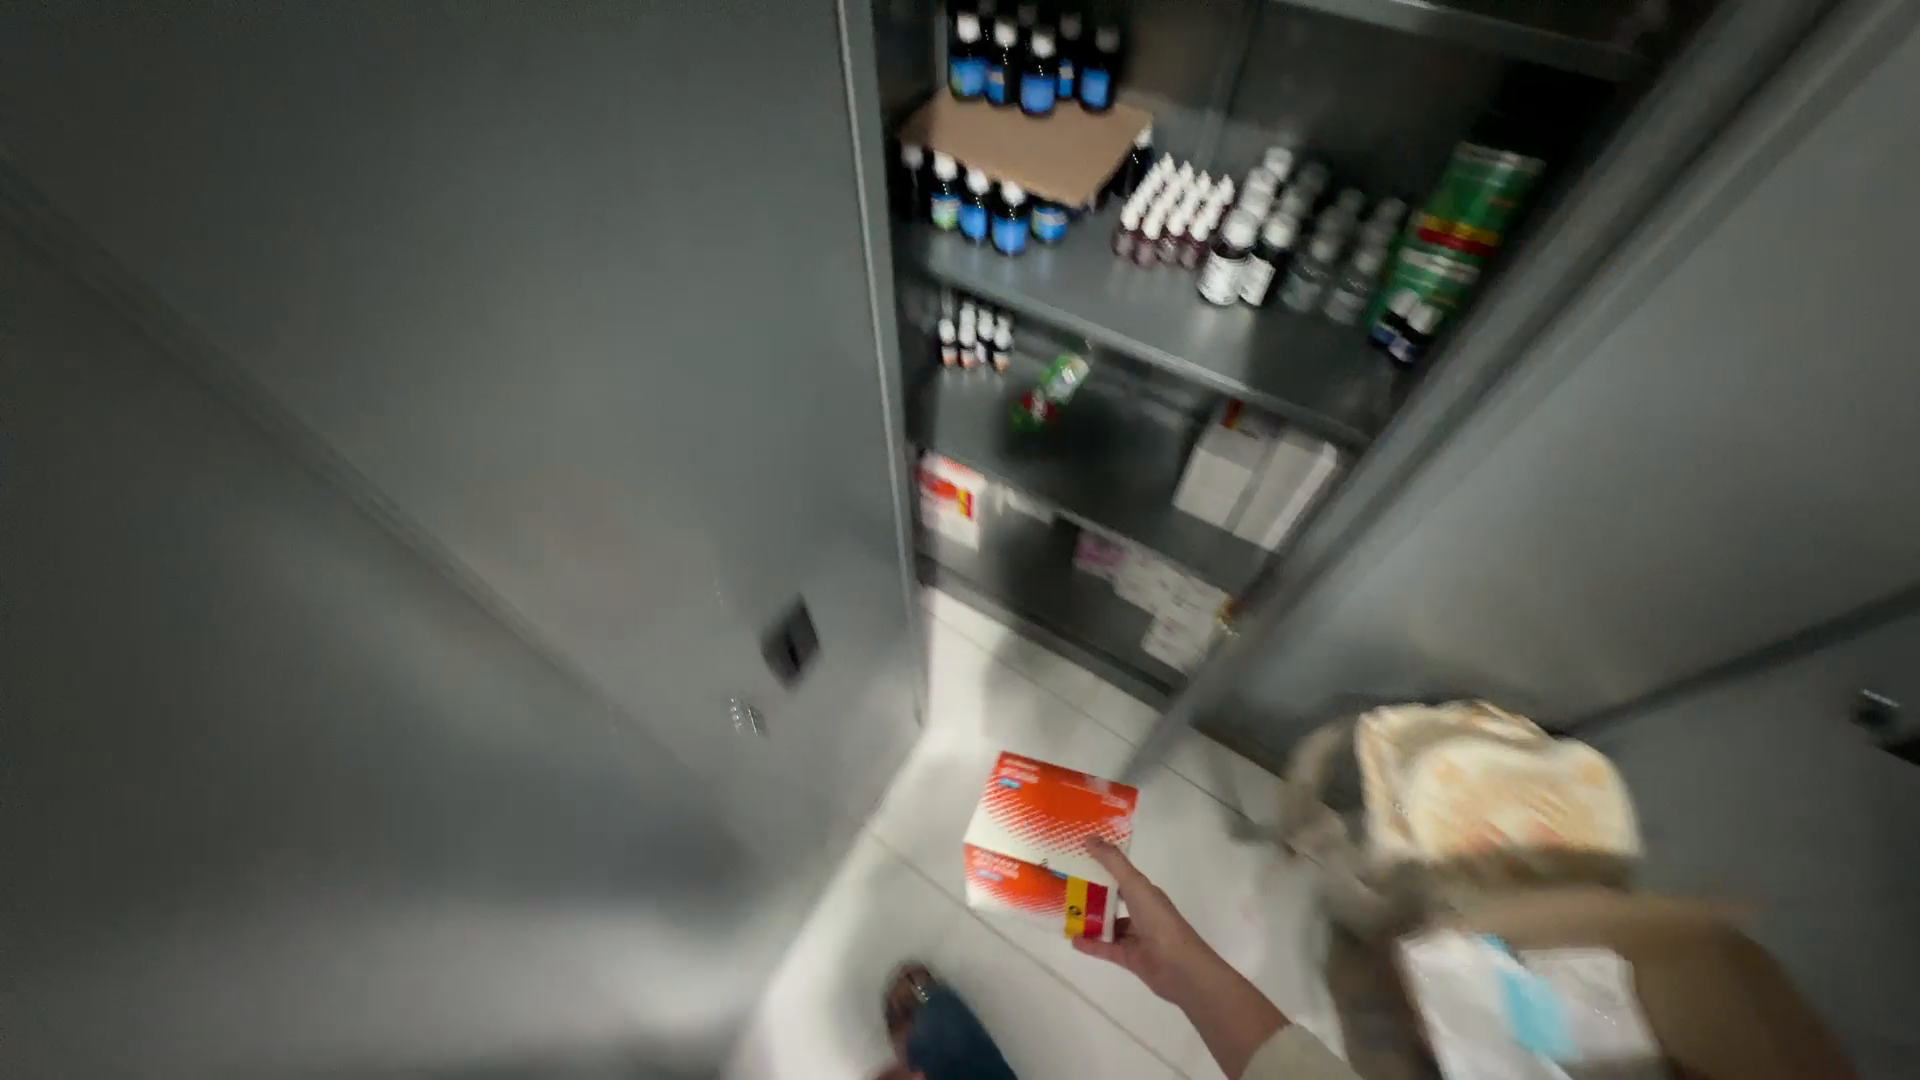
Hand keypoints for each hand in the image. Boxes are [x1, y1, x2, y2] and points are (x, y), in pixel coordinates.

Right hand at [1072, 837, 1217, 1002]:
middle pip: (1112, 900)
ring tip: (1066, 914)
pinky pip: (1105, 948)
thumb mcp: (1134, 883)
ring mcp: (1135, 936)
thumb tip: (1088, 837)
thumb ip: (1112, 861)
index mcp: (1144, 892)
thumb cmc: (1157, 919)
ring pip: (1108, 925)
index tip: (1078, 858)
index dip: (1101, 866)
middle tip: (1066, 886)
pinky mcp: (1129, 958)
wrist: (1178, 966)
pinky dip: (1090, 944)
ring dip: (1089, 920)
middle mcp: (1141, 911)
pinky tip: (1072, 939)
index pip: (1120, 875)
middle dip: (1091, 893)